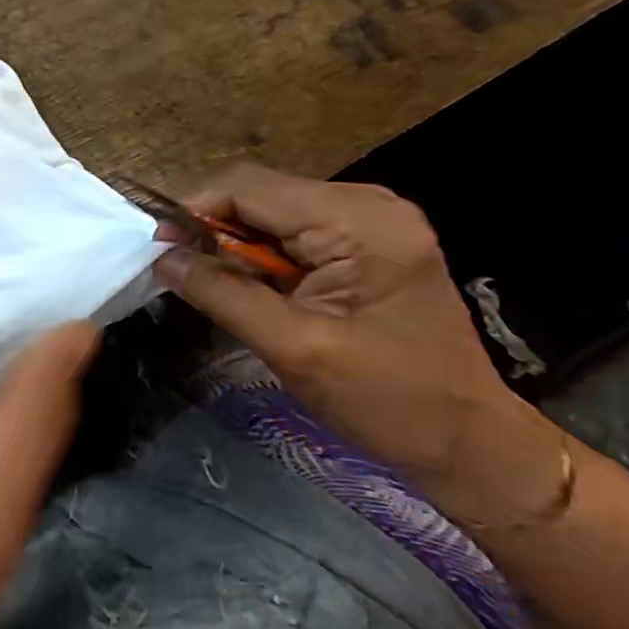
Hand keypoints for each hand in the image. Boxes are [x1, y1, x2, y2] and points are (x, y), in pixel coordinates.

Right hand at [154, 165, 563, 523]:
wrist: (467, 440)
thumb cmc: (386, 402)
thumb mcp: (295, 350)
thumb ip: (225, 295)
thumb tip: (165, 258)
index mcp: (360, 221)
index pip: (255, 188)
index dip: (199, 209)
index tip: (161, 244)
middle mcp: (371, 202)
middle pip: (269, 195)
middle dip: (222, 230)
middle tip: (186, 270)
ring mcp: (379, 217)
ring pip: (283, 211)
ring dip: (246, 244)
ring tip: (222, 284)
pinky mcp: (377, 237)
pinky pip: (307, 229)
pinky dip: (275, 253)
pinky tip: (265, 285)